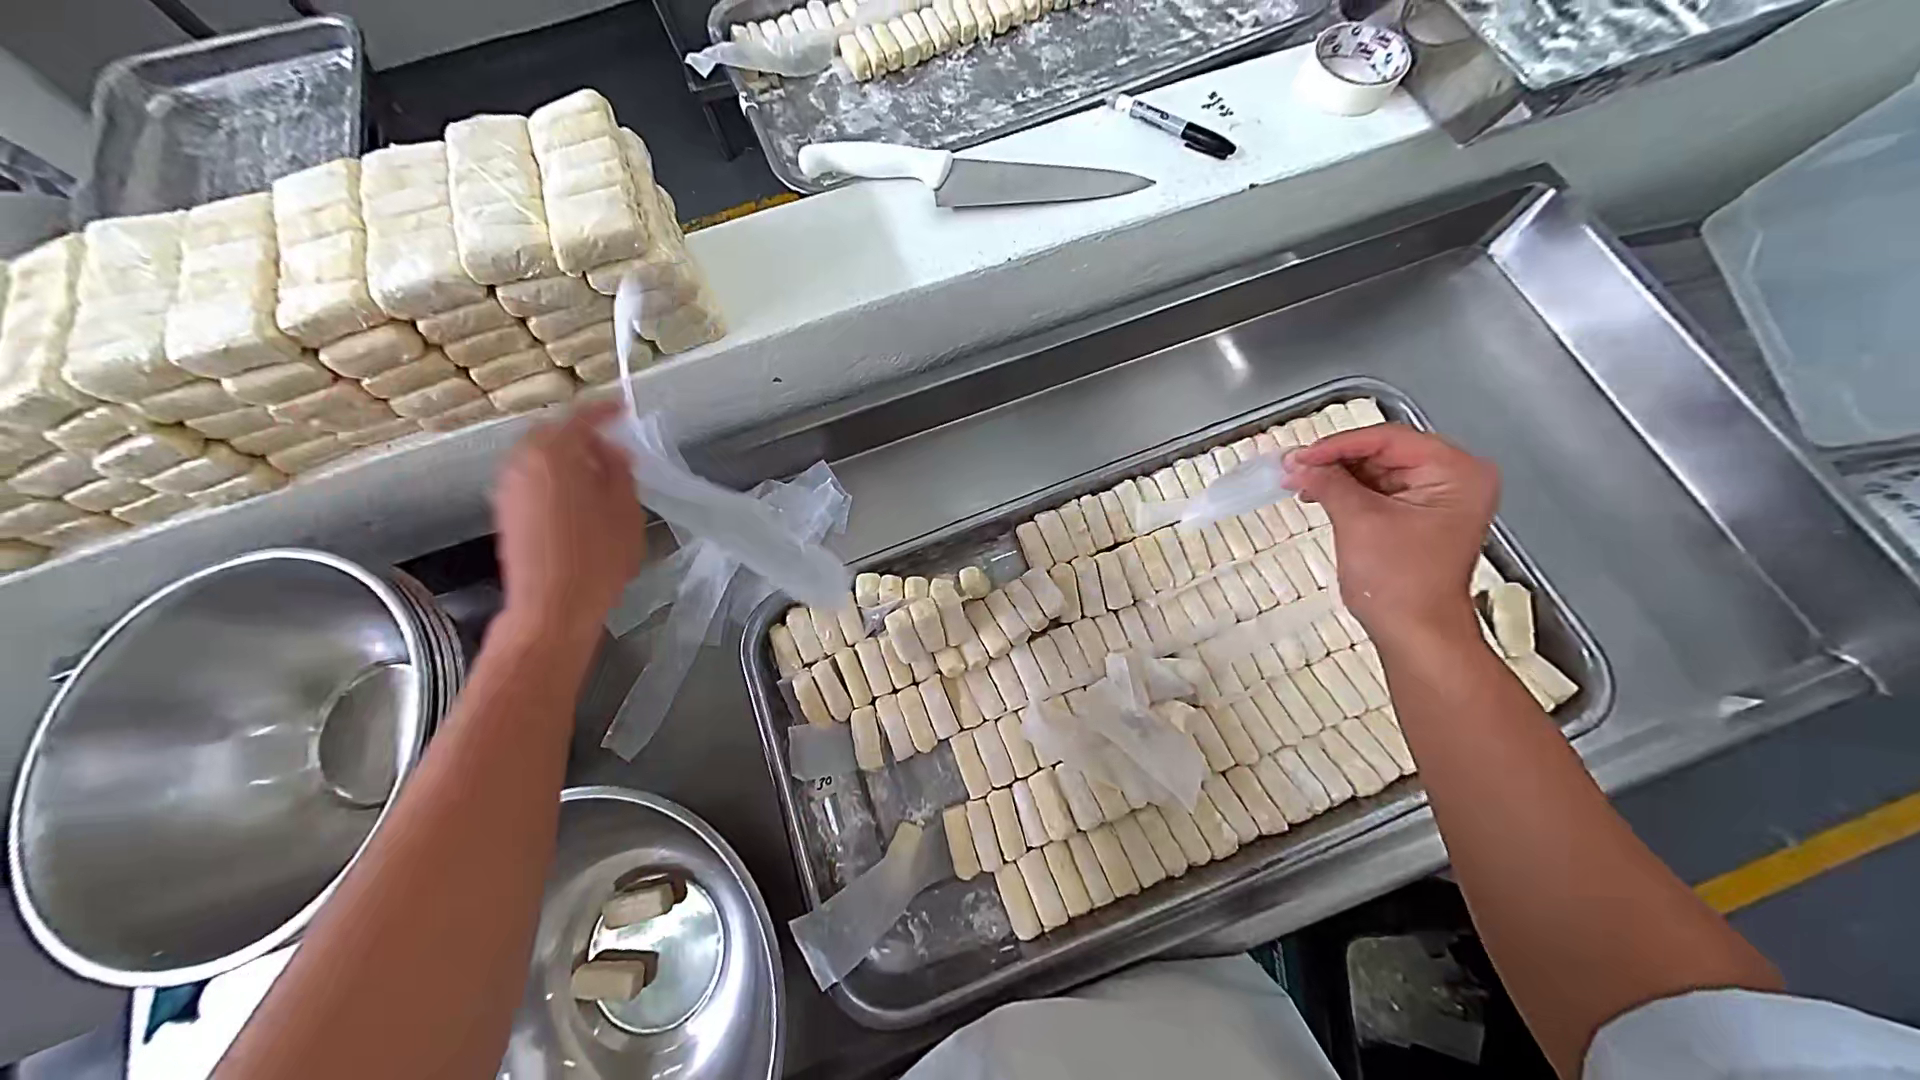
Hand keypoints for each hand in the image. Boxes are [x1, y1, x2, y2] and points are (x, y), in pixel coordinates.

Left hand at [492, 402, 647, 637]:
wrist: (552, 606)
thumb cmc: (598, 558)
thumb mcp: (625, 511)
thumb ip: (619, 472)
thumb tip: (612, 451)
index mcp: (554, 455)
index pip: (580, 419)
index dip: (604, 411)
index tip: (623, 409)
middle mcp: (523, 463)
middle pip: (551, 433)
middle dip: (580, 433)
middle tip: (611, 444)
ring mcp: (509, 488)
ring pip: (538, 455)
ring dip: (565, 455)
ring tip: (598, 471)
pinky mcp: (506, 511)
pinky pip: (531, 476)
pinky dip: (553, 473)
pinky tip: (578, 495)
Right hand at [1286, 423, 1496, 644]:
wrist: (1416, 632)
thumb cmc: (1400, 583)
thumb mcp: (1359, 522)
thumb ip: (1328, 483)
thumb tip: (1298, 464)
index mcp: (1456, 472)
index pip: (1388, 439)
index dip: (1338, 445)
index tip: (1299, 455)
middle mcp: (1454, 479)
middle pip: (1384, 451)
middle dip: (1335, 460)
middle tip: (1294, 466)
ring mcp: (1438, 498)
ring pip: (1378, 470)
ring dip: (1337, 475)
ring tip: (1300, 482)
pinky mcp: (1420, 516)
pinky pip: (1380, 490)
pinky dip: (1348, 491)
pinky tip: (1320, 495)